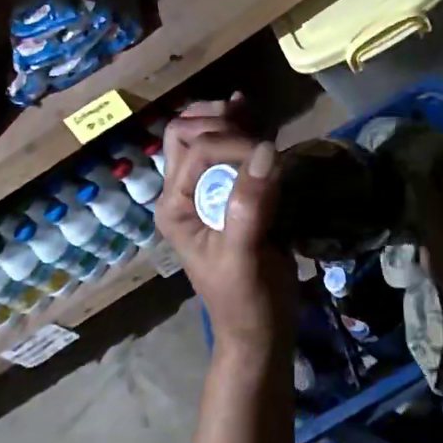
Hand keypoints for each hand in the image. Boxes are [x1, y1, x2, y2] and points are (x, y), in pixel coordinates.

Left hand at [155, 97, 295, 358]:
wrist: (259, 332)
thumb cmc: (245, 301)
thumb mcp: (243, 256)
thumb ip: (249, 205)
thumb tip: (265, 151)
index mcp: (175, 205)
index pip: (196, 149)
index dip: (230, 142)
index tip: (267, 156)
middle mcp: (183, 192)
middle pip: (187, 134)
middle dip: (217, 121)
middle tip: (252, 128)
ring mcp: (204, 192)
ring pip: (203, 137)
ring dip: (224, 120)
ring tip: (247, 109)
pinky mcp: (228, 194)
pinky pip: (224, 151)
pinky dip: (236, 129)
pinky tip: (247, 109)